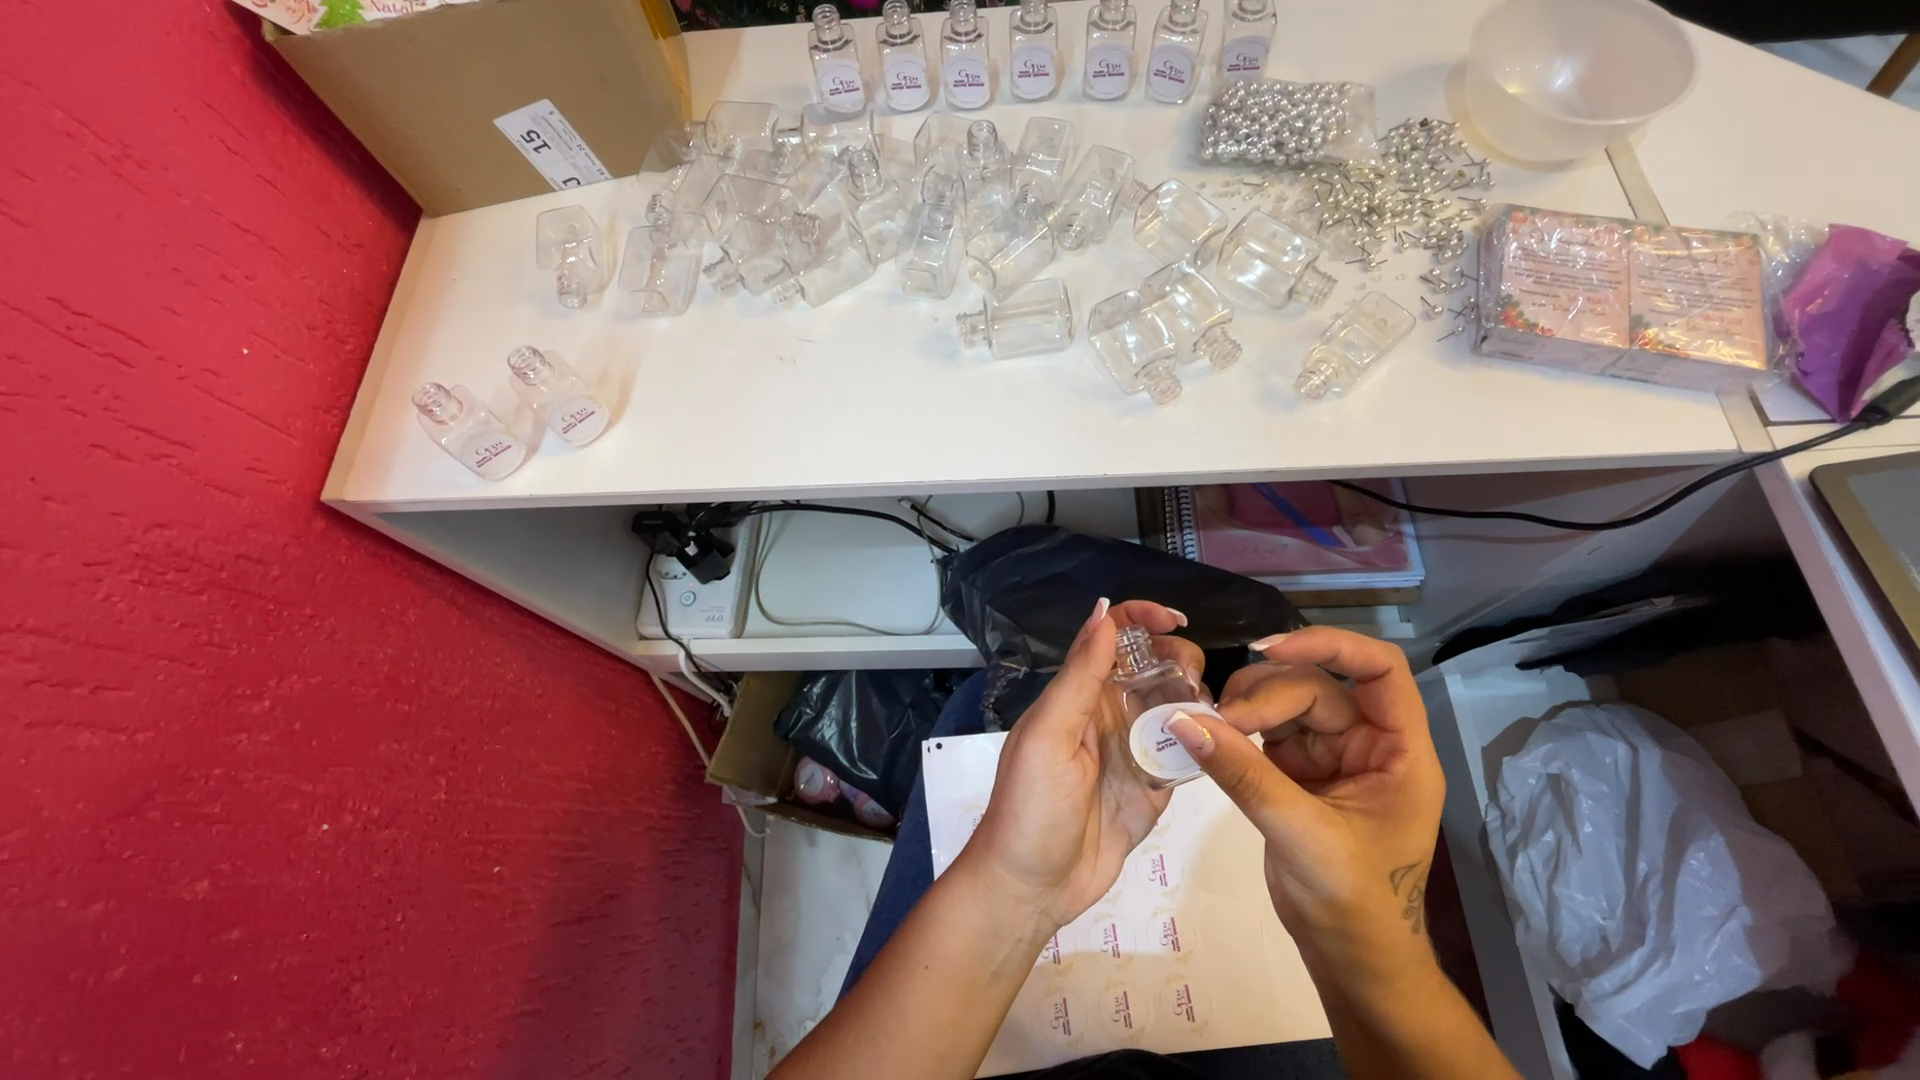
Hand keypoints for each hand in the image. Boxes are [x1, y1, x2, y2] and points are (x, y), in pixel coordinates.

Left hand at [959, 598, 1198, 931]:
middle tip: (1191, 682)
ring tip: (1209, 714)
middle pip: (1152, 665)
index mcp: (1079, 694)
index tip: (1177, 623)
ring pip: (1175, 705)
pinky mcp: (1155, 787)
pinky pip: (1187, 752)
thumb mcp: (1050, 734)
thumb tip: (1104, 610)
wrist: (1032, 886)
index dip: (1142, 618)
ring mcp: (1134, 751)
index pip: (1112, 638)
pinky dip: (1204, 742)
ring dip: (1196, 699)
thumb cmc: (1032, 805)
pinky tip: (1220, 742)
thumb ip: (1080, 674)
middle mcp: (1108, 714)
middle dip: (1178, 659)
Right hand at [1164, 627, 1444, 976]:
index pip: (1379, 670)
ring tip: (1209, 730)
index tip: (1269, 649)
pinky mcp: (1298, 774)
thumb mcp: (1300, 835)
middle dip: (1265, 697)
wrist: (1351, 961)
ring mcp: (1331, 757)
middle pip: (1315, 685)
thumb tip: (1182, 719)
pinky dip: (1236, 733)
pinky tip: (1209, 739)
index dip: (1330, 644)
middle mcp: (1368, 744)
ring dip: (1246, 710)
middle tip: (1217, 722)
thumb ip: (1242, 773)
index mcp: (1399, 753)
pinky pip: (1265, 734)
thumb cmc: (1353, 905)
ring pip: (1285, 705)